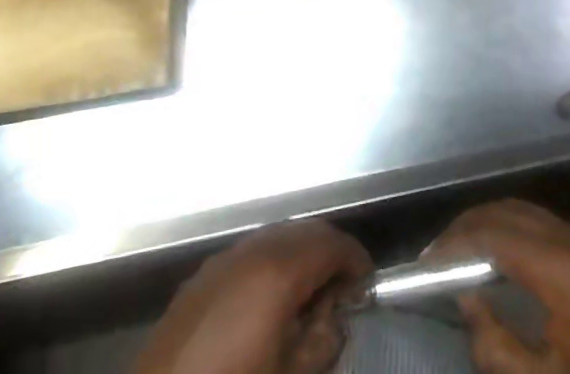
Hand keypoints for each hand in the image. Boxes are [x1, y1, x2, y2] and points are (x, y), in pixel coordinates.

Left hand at [133, 220, 372, 373]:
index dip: (355, 257)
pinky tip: (274, 297)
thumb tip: (333, 315)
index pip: (328, 243)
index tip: (368, 282)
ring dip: (299, 253)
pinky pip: (247, 253)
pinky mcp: (200, 276)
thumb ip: (321, 339)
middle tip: (346, 286)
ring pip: (272, 237)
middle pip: (301, 230)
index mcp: (276, 272)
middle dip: (329, 250)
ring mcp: (220, 260)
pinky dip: (271, 261)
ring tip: (313, 292)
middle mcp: (248, 252)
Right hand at [427, 200, 569, 373]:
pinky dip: (507, 226)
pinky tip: (498, 252)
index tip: (425, 264)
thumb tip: (467, 302)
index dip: (451, 245)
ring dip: (485, 223)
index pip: (487, 235)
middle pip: (500, 213)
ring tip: (462, 251)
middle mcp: (568, 241)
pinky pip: (537, 220)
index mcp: (556, 269)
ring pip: (519, 210)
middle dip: (463, 228)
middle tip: (438, 256)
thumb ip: (495, 344)